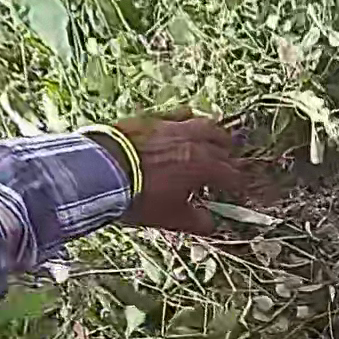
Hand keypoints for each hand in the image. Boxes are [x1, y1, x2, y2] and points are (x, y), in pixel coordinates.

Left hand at [96, 114, 246, 233]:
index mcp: (203, 166)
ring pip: (204, 124)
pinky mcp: (153, 118)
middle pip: (221, 146)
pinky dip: (188, 121)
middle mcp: (194, 141)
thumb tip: (211, 224)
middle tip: (229, 165)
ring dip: (214, 134)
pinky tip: (186, 124)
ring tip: (215, 140)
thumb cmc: (140, 198)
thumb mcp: (171, 218)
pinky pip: (179, 114)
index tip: (237, 190)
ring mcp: (173, 126)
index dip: (236, 184)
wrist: (101, 171)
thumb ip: (197, 221)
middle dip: (228, 157)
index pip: (230, 175)